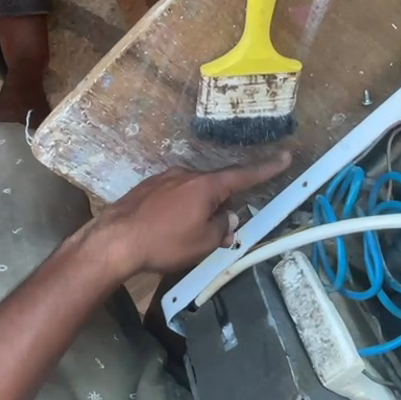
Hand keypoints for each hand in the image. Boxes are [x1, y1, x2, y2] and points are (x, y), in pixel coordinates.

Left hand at [80, 152, 292, 276]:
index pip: (243, 175)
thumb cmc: (164, 242)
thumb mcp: (203, 243)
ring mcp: (163, 178)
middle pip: (214, 188)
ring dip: (196, 212)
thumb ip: (222, 228)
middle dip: (220, 209)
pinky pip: (172, 197)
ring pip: (191, 194)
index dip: (267, 169)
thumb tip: (228, 220)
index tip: (285, 157)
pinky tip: (166, 230)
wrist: (115, 240)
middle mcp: (186, 174)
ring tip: (184, 239)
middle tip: (216, 235)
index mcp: (205, 185)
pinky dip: (177, 211)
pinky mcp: (146, 188)